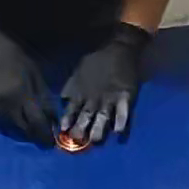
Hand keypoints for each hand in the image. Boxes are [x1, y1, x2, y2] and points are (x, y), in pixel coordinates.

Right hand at [0, 14, 56, 146]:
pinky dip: (16, 132)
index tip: (53, 141)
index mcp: (21, 96)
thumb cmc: (14, 58)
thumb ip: (44, 99)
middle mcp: (8, 109)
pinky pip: (6, 130)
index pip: (37, 124)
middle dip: (37, 138)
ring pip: (15, 134)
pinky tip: (22, 127)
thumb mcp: (35, 75)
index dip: (46, 136)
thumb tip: (53, 120)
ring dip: (27, 136)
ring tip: (35, 131)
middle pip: (26, 134)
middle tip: (46, 138)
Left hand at [59, 22, 151, 144]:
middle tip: (79, 140)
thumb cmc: (97, 62)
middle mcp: (94, 100)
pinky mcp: (125, 98)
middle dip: (81, 131)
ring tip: (96, 139)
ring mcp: (110, 100)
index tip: (65, 131)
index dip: (68, 123)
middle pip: (85, 119)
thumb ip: (70, 88)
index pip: (71, 112)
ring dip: (98, 132)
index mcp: (81, 94)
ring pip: (102, 120)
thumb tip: (62, 101)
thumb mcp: (78, 72)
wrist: (121, 48)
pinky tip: (118, 133)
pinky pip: (123, 114)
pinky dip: (121, 124)